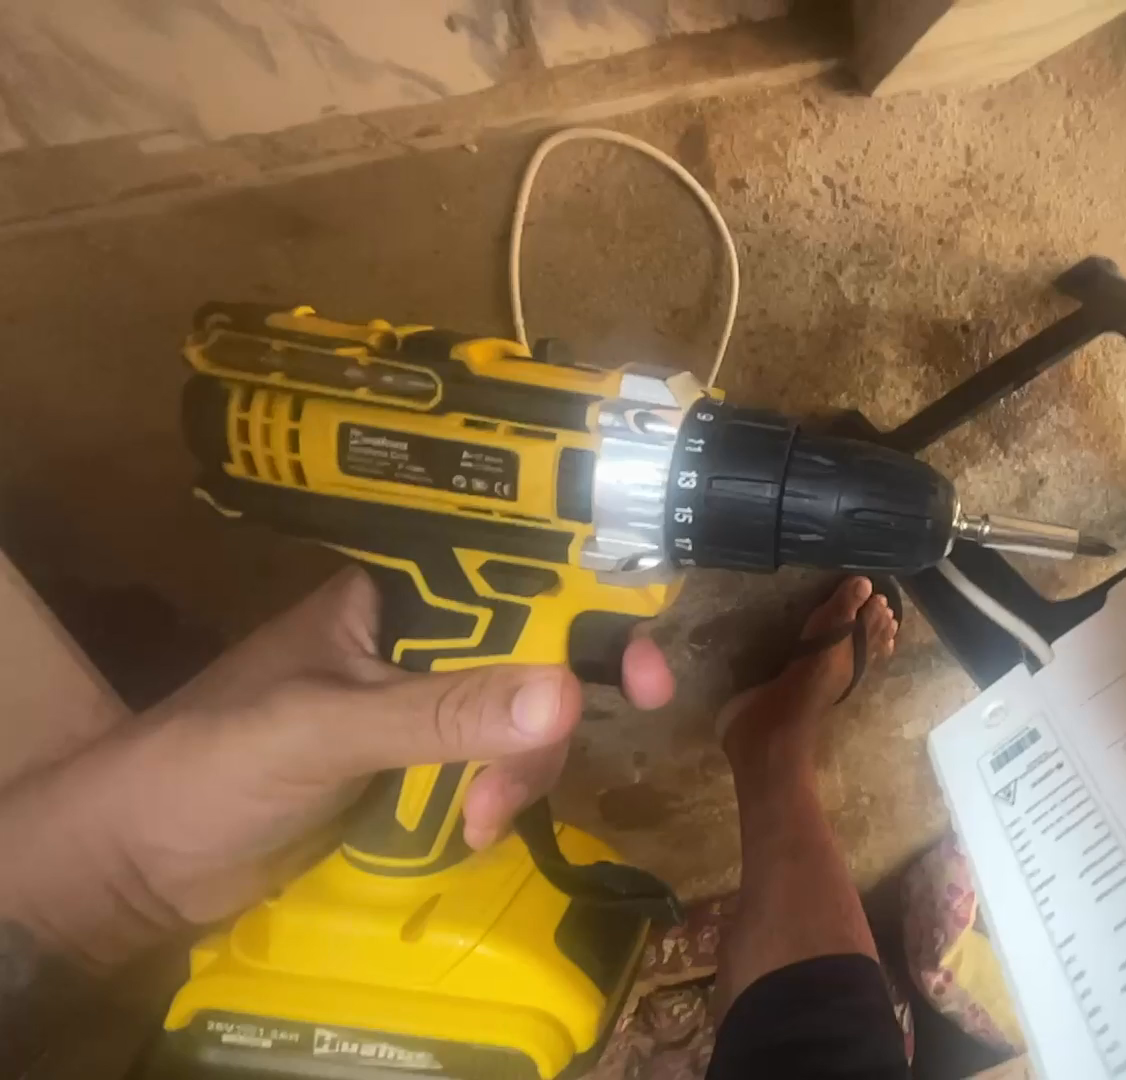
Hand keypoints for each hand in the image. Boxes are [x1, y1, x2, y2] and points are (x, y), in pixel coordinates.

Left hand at [0, 568, 674, 968]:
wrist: (125, 881)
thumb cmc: (197, 772)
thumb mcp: (320, 732)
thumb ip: (439, 713)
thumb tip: (565, 698)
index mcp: (402, 600)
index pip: (516, 578)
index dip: (588, 599)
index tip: (640, 645)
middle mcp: (432, 643)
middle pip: (542, 649)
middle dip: (570, 692)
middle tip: (643, 700)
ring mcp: (439, 706)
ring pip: (533, 715)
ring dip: (527, 764)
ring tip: (481, 816)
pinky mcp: (439, 764)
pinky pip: (509, 765)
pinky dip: (509, 795)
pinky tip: (476, 828)